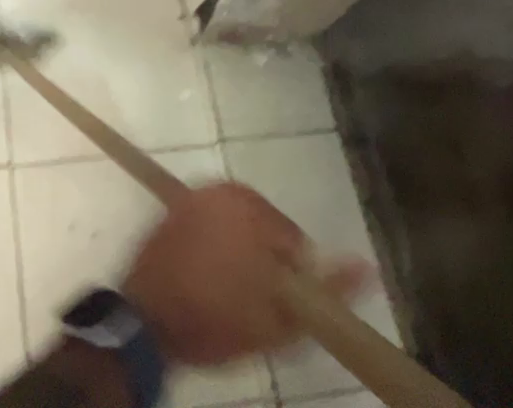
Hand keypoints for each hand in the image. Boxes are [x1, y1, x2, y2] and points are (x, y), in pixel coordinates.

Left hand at [119, 182, 370, 366]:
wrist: (144, 324)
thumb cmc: (214, 319)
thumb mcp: (280, 318)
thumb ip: (329, 289)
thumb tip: (368, 266)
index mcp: (250, 205)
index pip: (294, 242)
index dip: (290, 280)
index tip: (274, 308)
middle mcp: (220, 189)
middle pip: (264, 230)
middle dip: (264, 264)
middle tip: (251, 304)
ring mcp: (190, 197)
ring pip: (235, 228)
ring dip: (238, 255)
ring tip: (226, 294)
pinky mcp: (169, 212)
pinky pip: (207, 228)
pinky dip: (212, 248)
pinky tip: (205, 280)